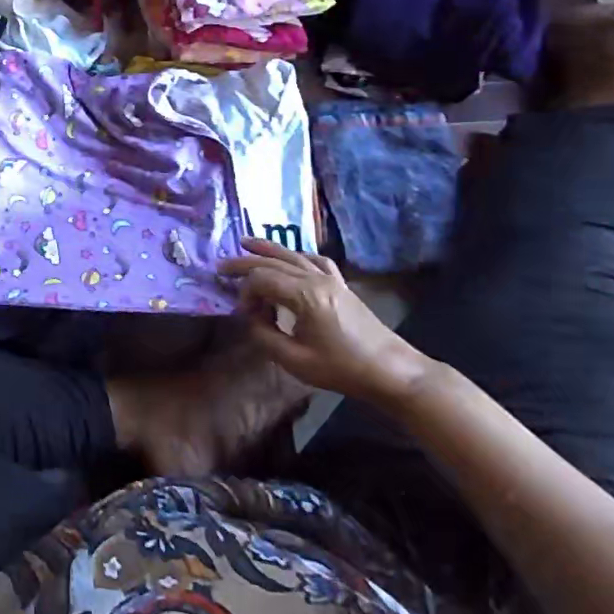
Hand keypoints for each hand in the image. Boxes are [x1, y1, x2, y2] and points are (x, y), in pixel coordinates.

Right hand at [223, 238, 434, 404]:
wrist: (391, 371)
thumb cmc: (343, 369)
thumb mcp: (296, 361)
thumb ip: (266, 336)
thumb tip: (251, 319)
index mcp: (304, 295)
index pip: (262, 279)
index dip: (245, 292)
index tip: (243, 314)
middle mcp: (316, 279)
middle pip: (273, 261)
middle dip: (245, 262)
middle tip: (221, 265)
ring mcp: (331, 279)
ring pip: (293, 255)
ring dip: (268, 249)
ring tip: (246, 242)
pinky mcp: (341, 284)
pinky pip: (315, 260)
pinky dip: (297, 255)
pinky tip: (292, 257)